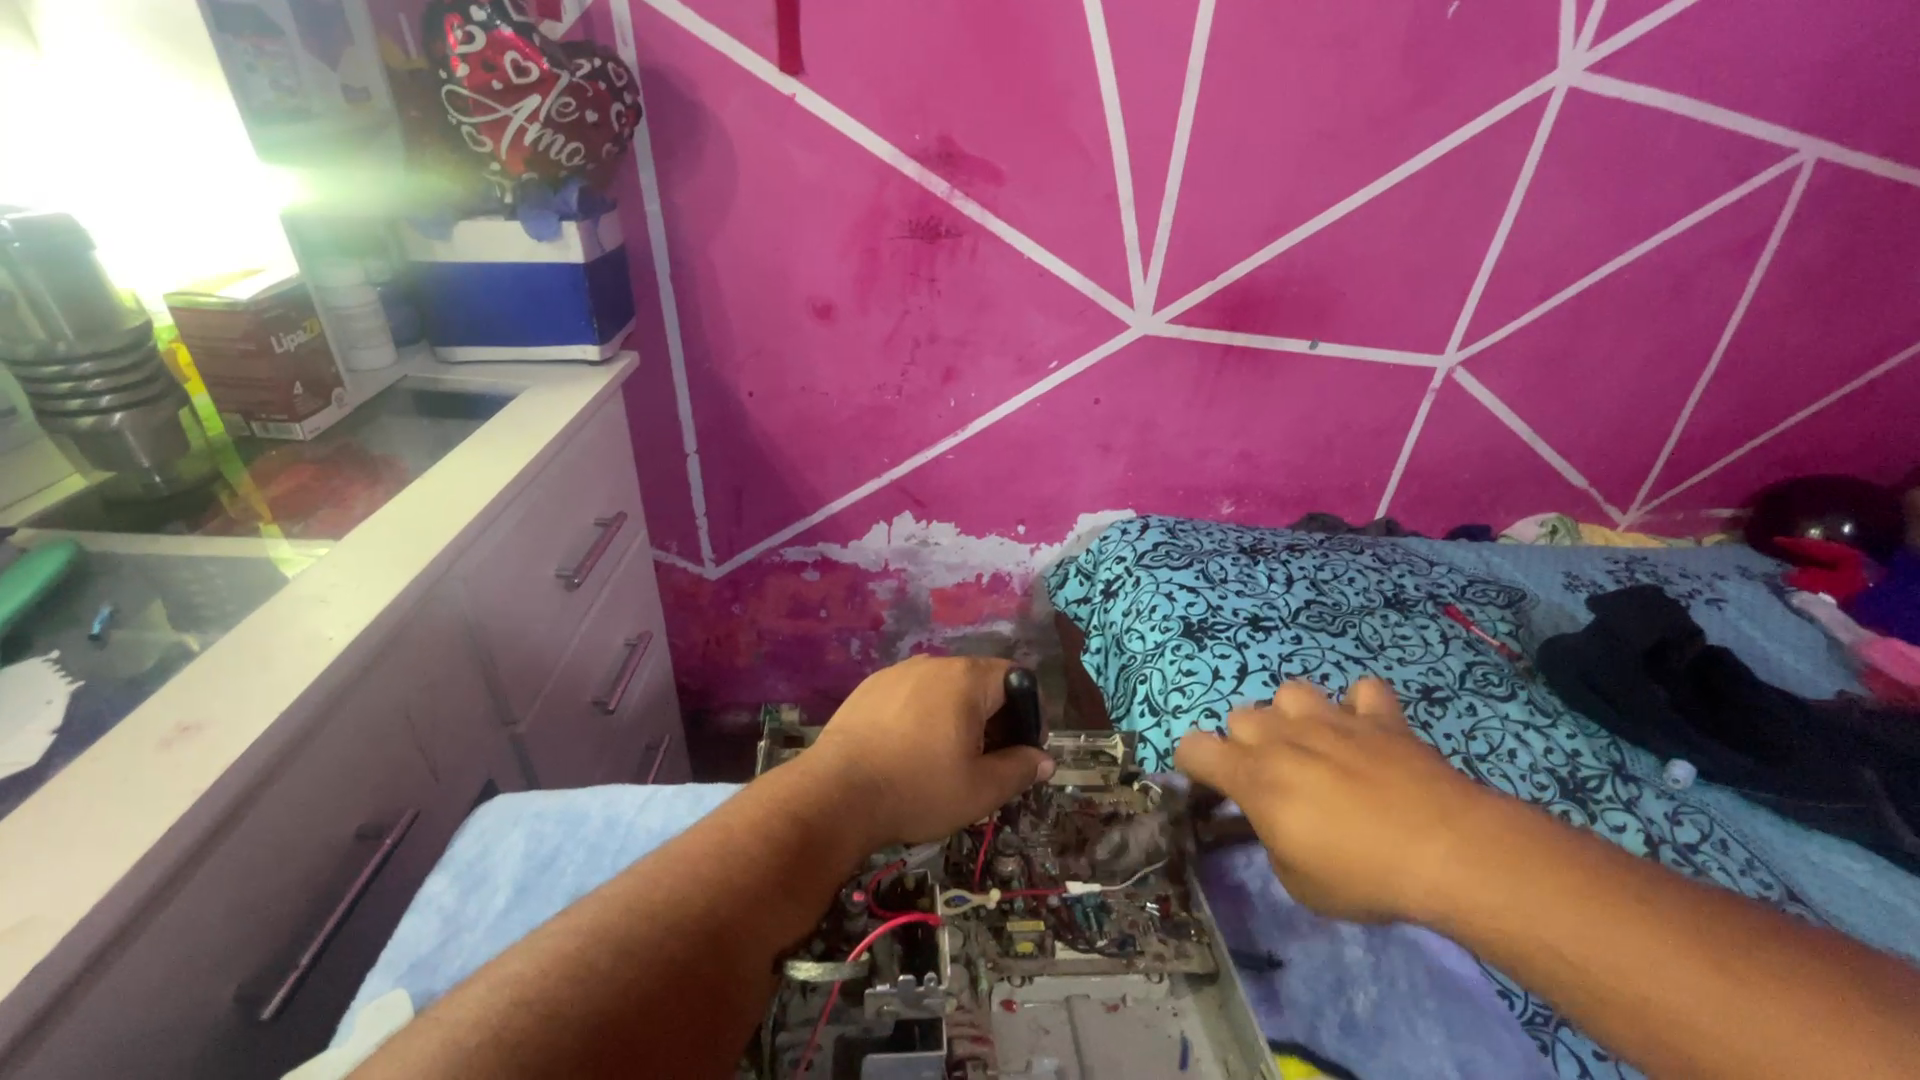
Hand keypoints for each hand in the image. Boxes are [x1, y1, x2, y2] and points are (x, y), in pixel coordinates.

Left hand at [804, 655, 1055, 847]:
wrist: (835, 794)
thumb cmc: (918, 789)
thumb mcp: (981, 789)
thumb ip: (1020, 769)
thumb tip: (1045, 760)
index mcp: (967, 678)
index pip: (1016, 678)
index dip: (1029, 713)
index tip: (1023, 750)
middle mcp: (933, 664)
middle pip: (979, 682)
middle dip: (993, 718)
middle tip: (988, 761)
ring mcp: (896, 673)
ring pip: (943, 689)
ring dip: (956, 718)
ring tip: (947, 760)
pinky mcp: (868, 689)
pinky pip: (910, 696)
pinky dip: (922, 717)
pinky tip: (909, 753)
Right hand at [1174, 678, 1499, 923]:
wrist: (1449, 851)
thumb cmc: (1363, 876)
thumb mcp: (1298, 883)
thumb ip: (1272, 840)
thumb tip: (1277, 823)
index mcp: (1254, 777)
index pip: (1193, 747)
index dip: (1195, 766)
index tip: (1216, 790)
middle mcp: (1284, 737)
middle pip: (1240, 715)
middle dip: (1247, 743)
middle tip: (1275, 779)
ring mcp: (1334, 720)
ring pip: (1290, 691)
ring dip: (1295, 716)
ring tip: (1316, 747)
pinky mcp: (1381, 718)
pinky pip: (1363, 692)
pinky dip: (1362, 709)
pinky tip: (1370, 734)